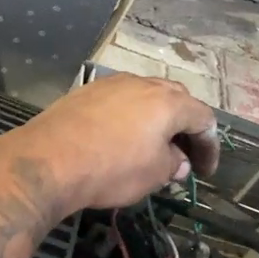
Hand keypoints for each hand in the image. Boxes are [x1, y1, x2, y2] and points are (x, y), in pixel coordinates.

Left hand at [1, 74, 219, 212]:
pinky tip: (119, 139)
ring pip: (144, 96)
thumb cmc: (111, 168)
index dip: (209, 146)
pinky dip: (128, 117)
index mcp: (167, 101)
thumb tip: (177, 160)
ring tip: (151, 147)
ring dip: (155, 119)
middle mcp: (141, 83)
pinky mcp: (85, 92)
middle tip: (182, 155)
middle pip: (175, 99)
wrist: (49, 158)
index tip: (203, 172)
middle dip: (184, 126)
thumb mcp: (153, 174)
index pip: (203, 117)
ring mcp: (110, 83)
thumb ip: (173, 163)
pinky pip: (118, 100)